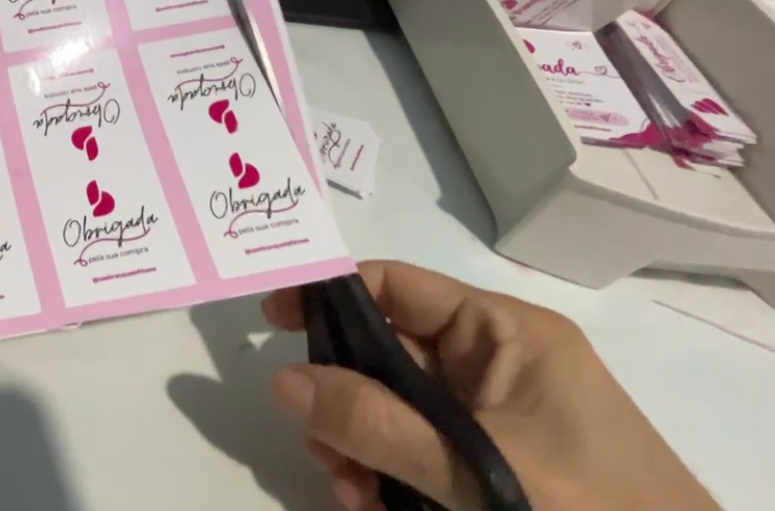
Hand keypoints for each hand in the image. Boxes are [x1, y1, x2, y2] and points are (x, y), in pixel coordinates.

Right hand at [261, 261, 717, 510]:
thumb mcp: (478, 470)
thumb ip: (376, 423)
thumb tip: (280, 380)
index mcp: (504, 332)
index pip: (392, 285)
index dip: (326, 294)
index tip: (270, 322)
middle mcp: (497, 360)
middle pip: (385, 350)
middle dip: (340, 395)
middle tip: (316, 445)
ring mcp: (498, 413)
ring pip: (395, 404)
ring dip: (357, 442)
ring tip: (347, 491)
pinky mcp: (500, 461)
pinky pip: (420, 446)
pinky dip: (388, 471)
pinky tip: (372, 504)